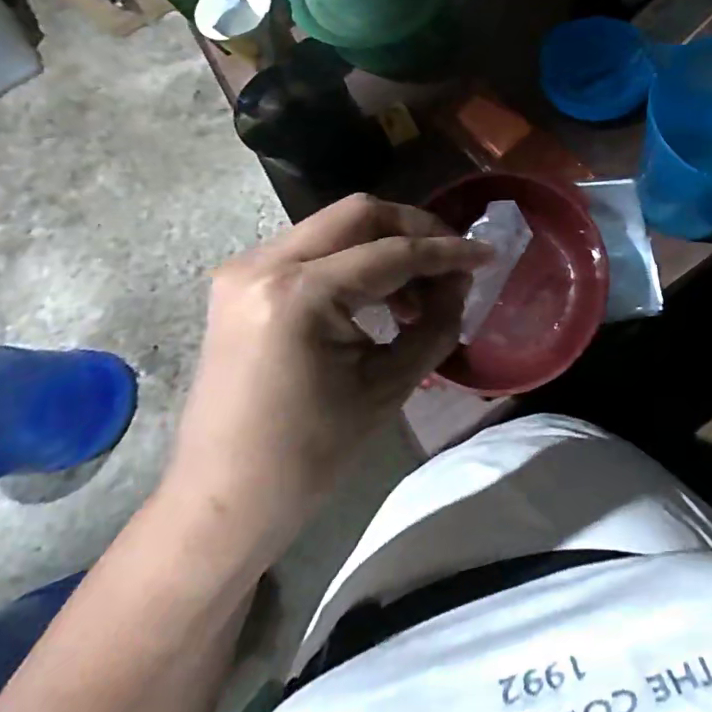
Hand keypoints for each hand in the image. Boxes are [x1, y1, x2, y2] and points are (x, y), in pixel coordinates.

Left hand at [167, 194, 492, 545]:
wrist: (224, 497)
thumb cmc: (308, 457)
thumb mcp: (387, 388)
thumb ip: (434, 325)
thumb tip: (459, 285)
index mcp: (298, 295)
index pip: (390, 252)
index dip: (446, 252)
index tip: (486, 255)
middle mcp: (262, 264)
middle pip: (357, 215)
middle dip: (415, 230)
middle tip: (452, 262)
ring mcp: (243, 270)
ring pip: (333, 228)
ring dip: (383, 248)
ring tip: (417, 297)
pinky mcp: (239, 284)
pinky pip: (309, 251)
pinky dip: (352, 263)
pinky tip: (377, 300)